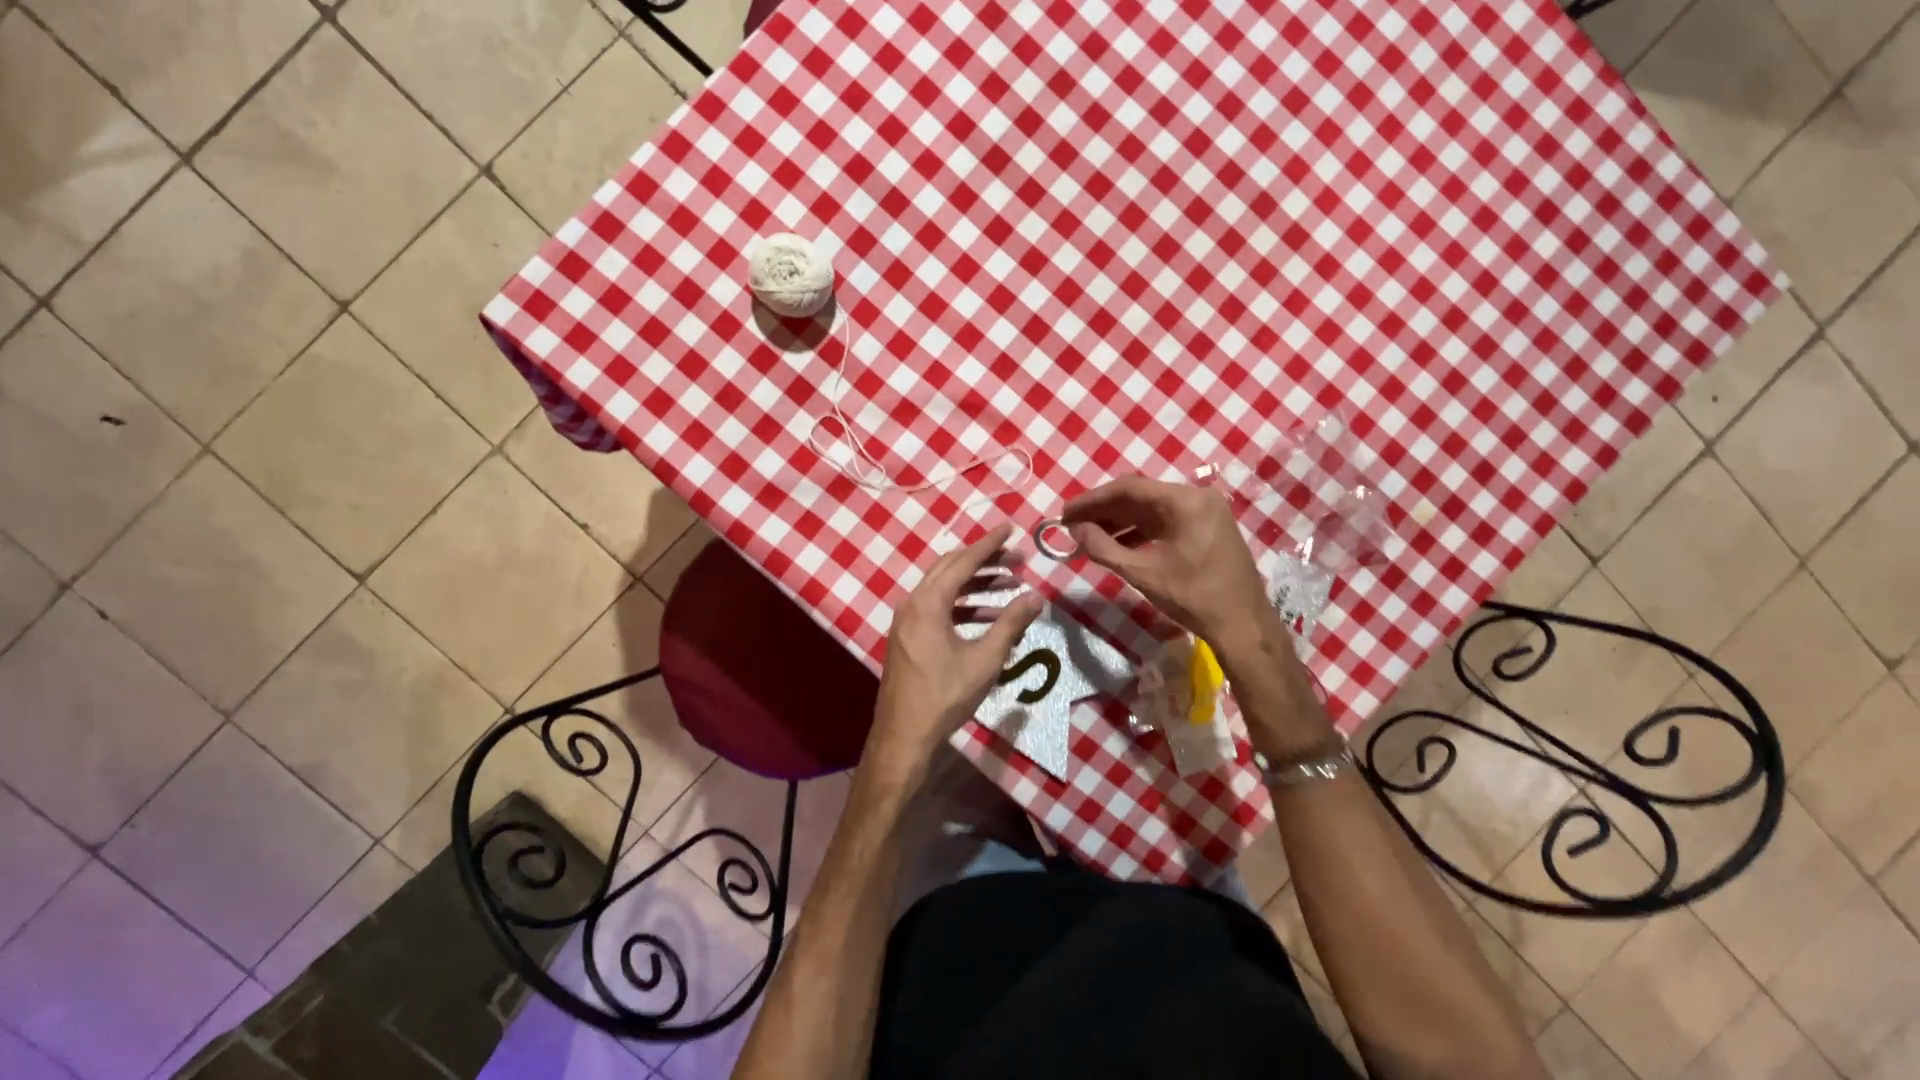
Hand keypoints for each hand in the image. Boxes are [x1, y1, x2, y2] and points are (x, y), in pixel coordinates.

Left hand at [868, 525, 1043, 787]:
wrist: (904, 734)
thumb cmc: (945, 696)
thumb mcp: (985, 660)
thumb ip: (1011, 624)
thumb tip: (1036, 596)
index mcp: (928, 603)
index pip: (963, 562)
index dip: (989, 545)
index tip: (1010, 529)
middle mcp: (912, 604)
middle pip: (950, 569)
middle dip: (984, 560)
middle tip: (1017, 559)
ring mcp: (906, 621)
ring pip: (943, 588)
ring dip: (975, 584)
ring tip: (1010, 584)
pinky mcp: (907, 637)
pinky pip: (937, 608)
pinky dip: (962, 605)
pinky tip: (988, 615)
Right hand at [1062, 477, 1272, 650]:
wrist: (1243, 625)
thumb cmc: (1193, 597)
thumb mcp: (1142, 573)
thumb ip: (1103, 548)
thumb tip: (1075, 530)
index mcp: (1184, 501)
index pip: (1128, 489)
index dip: (1092, 500)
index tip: (1065, 513)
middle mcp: (1196, 497)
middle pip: (1140, 496)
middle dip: (1103, 511)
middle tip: (1071, 525)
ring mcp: (1205, 512)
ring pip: (1151, 510)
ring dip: (1119, 522)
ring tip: (1088, 537)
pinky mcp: (1207, 528)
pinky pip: (1165, 522)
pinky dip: (1139, 531)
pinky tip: (1117, 545)